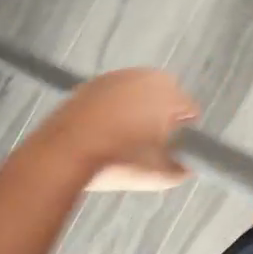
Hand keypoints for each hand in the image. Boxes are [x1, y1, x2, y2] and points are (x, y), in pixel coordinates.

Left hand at [24, 69, 198, 191]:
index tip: (180, 142)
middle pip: (166, 91)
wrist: (63, 154)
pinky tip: (106, 127)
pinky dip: (114, 105)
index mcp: (169, 95)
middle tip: (154, 136)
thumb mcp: (159, 176)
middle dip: (163, 109)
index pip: (189, 107)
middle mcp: (146, 78)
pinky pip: (113, 92)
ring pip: (139, 89)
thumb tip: (186, 168)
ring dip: (138, 104)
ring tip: (128, 132)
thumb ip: (182, 169)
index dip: (187, 127)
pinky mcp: (91, 83)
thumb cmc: (118, 161)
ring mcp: (117, 77)